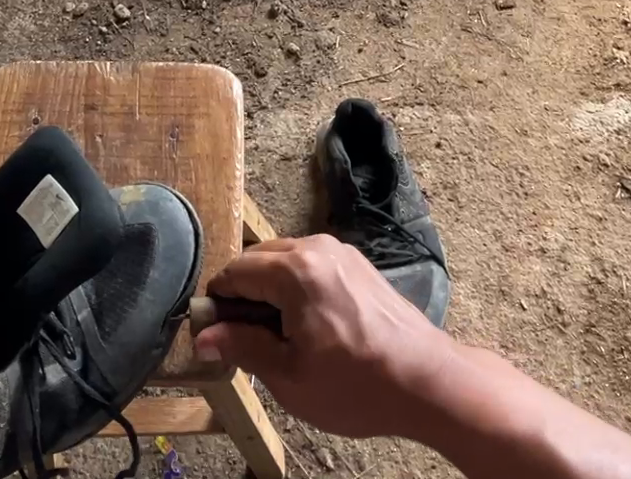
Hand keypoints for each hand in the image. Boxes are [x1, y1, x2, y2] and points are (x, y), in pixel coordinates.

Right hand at [193, 235, 456, 439]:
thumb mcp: (289, 375)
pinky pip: (309, 264)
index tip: (215, 334)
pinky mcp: (356, 262)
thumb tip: (202, 337)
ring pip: (283, 259)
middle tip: (246, 339)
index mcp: (295, 269)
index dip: (218, 303)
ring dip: (269, 289)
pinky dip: (295, 286)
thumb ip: (242, 347)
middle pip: (257, 259)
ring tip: (278, 336)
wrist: (428, 381)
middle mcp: (316, 247)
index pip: (234, 272)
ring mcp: (339, 251)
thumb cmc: (357, 384)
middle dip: (243, 295)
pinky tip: (307, 325)